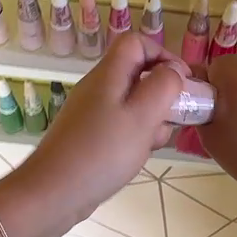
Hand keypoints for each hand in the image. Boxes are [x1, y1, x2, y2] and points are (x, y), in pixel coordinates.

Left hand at [20, 34, 184, 214]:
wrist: (53, 193)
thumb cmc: (102, 152)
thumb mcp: (142, 116)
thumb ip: (163, 87)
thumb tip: (174, 72)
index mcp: (108, 75)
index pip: (137, 43)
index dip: (163, 55)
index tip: (183, 82)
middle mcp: (97, 88)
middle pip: (136, 74)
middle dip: (161, 93)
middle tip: (173, 118)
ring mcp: (91, 113)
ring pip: (131, 103)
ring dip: (151, 118)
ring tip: (154, 143)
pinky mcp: (88, 136)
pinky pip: (120, 125)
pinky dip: (136, 135)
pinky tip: (137, 156)